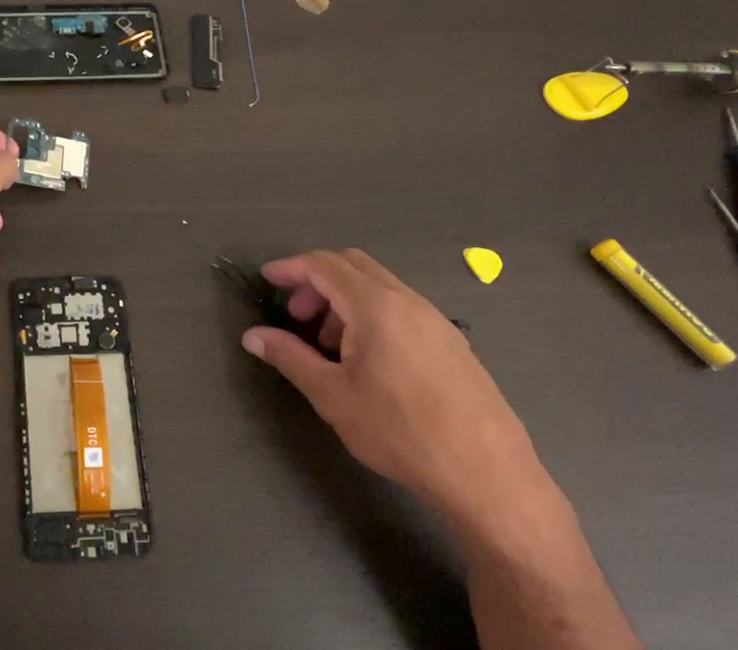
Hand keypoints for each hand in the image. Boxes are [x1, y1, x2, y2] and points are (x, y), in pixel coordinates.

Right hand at [240, 249, 543, 525]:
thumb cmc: (399, 431)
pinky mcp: (453, 342)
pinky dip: (372, 314)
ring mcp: (436, 320)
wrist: (486, 472)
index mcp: (375, 307)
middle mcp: (407, 301)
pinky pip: (402, 307)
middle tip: (296, 315)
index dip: (291, 267)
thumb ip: (289, 357)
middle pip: (353, 265)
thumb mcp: (331, 396)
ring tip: (329, 345)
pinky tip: (368, 360)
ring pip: (379, 286)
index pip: (324, 265)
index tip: (267, 279)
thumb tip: (252, 335)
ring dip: (344, 300)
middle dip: (317, 280)